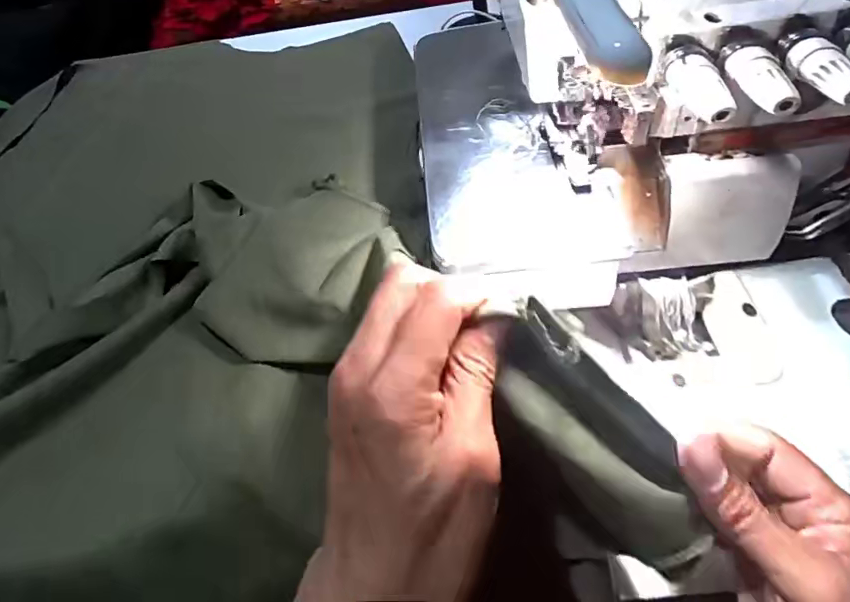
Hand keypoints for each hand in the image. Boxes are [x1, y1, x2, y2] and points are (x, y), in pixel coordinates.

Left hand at [298, 263, 508, 601]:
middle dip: (449, 289)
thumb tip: (495, 314)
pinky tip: (440, 350)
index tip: (505, 317)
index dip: (477, 295)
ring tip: (465, 337)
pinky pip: (381, 318)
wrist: (370, 586)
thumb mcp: (473, 455)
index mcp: (392, 387)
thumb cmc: (433, 532)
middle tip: (483, 324)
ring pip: (389, 292)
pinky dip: (415, 317)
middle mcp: (357, 365)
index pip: (436, 296)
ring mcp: (344, 370)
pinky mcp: (345, 381)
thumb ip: (478, 372)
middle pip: (403, 279)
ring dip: (432, 300)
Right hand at [680, 425, 849, 601]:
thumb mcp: (805, 577)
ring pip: (736, 515)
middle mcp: (812, 527)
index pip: (772, 453)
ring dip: (703, 509)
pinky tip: (683, 536)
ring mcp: (790, 562)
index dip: (727, 442)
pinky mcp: (769, 589)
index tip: (681, 444)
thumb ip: (747, 513)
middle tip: (667, 473)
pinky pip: (732, 551)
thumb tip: (693, 441)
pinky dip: (706, 545)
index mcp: (835, 510)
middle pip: (752, 479)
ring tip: (669, 501)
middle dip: (711, 474)